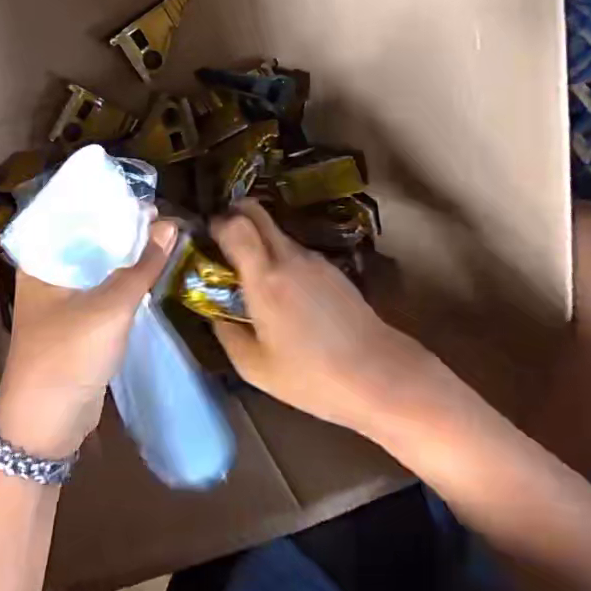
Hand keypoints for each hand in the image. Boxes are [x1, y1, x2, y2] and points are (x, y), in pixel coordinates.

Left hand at [0, 220, 175, 458]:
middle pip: (86, 239)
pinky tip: (149, 270)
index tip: (138, 191)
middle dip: (119, 227)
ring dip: (124, 253)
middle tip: (158, 213)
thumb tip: (169, 224)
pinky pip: (102, 289)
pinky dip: (124, 279)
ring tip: (161, 234)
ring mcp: (61, 299)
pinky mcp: (77, 322)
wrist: (46, 423)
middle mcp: (47, 273)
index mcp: (40, 259)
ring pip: (96, 265)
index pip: (70, 215)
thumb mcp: (109, 308)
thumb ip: (141, 266)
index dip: (103, 202)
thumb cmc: (67, 355)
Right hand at [208, 202, 442, 432]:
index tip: (205, 238)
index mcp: (264, 277)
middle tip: (222, 240)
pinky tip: (284, 293)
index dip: (215, 223)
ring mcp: (315, 261)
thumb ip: (226, 333)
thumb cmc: (314, 377)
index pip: (234, 224)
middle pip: (256, 212)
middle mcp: (288, 258)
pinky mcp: (334, 271)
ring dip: (258, 240)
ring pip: (276, 232)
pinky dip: (280, 258)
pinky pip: (295, 252)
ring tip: (252, 275)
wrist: (385, 379)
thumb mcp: (255, 368)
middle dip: (234, 215)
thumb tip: (214, 313)